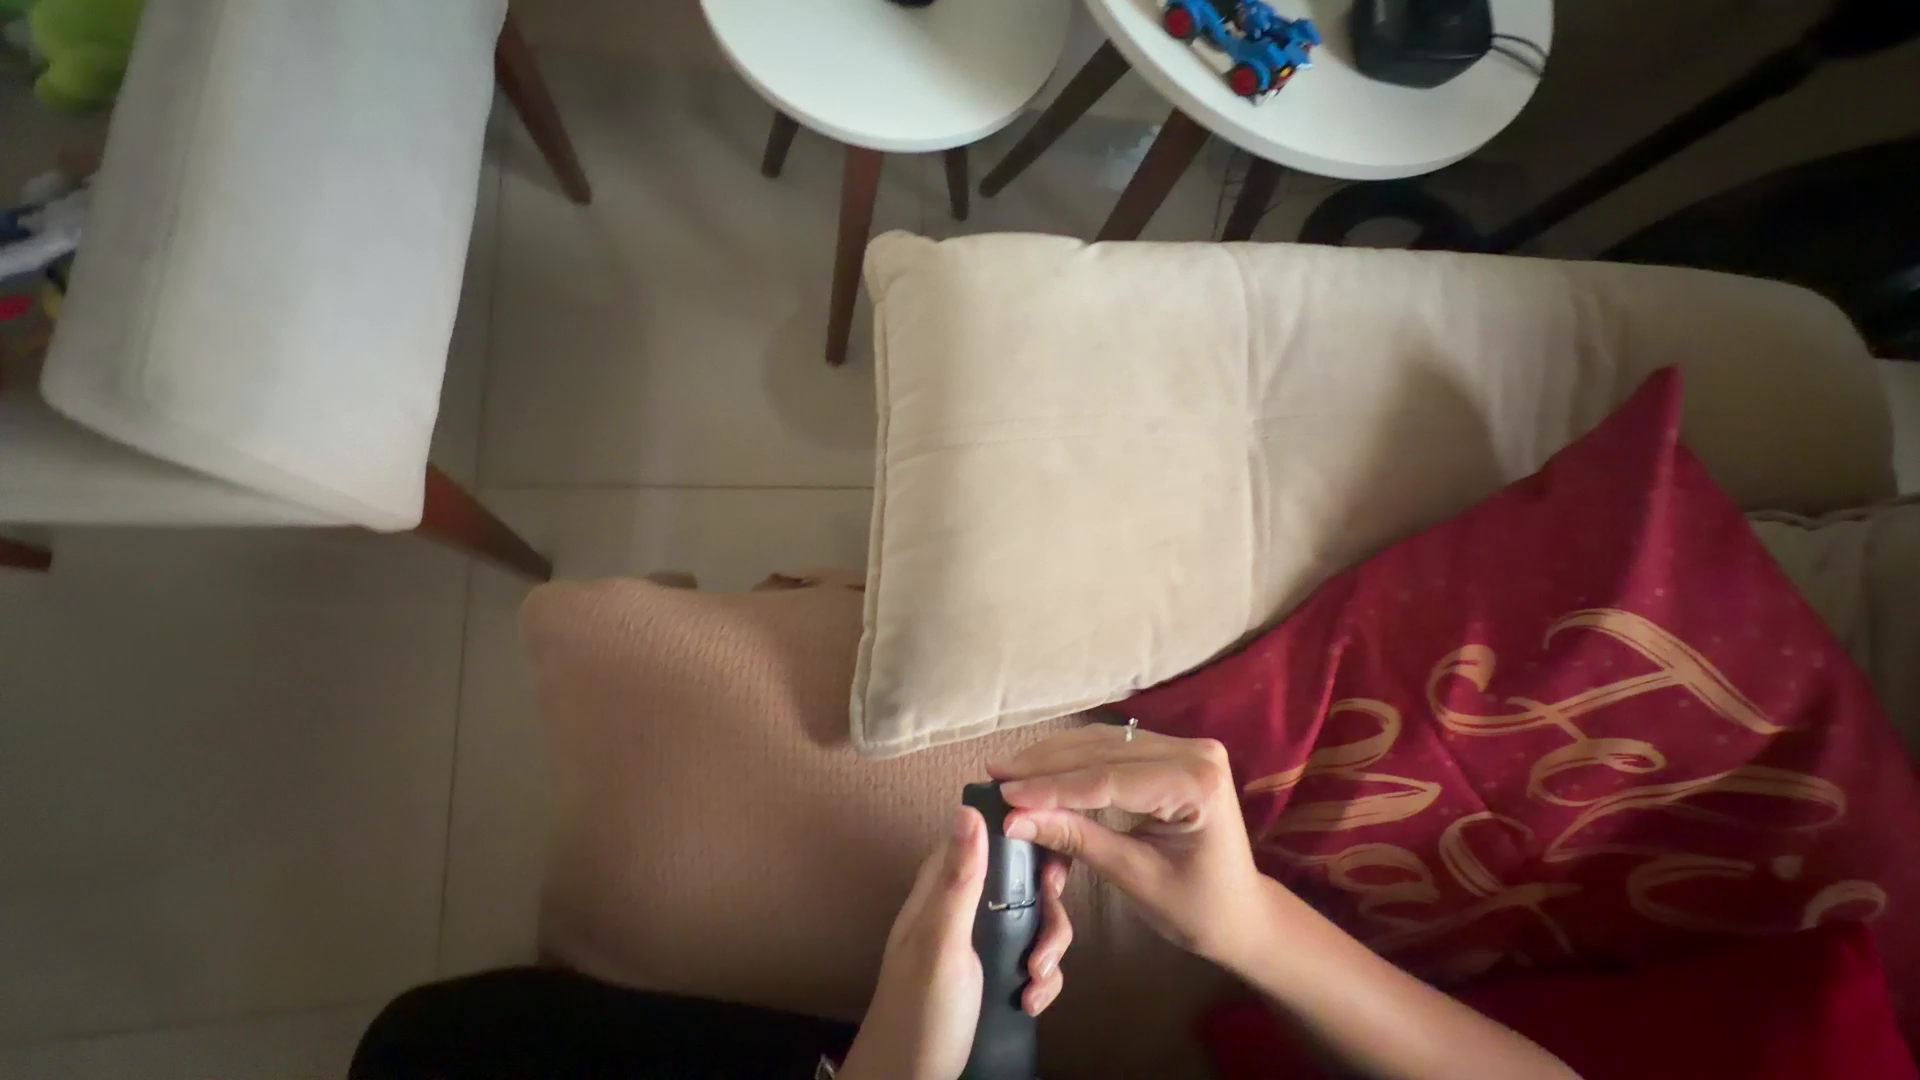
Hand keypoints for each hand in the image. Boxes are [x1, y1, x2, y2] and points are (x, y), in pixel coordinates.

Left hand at [839, 807, 1073, 1079]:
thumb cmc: (919, 1011)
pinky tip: (1032, 1001)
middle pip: (1025, 880)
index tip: (1056, 873)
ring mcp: (979, 937)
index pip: (992, 836)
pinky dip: (1042, 977)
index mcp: (944, 883)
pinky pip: (1033, 956)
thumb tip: (969, 808)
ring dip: (1047, 950)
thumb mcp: (942, 942)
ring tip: (1036, 983)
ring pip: (1034, 919)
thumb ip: (959, 879)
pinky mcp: (993, 970)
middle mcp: (963, 901)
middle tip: (1046, 947)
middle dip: (1048, 914)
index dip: (1030, 844)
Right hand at [989, 725, 1267, 965]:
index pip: (1108, 780)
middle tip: (994, 774)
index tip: (1003, 794)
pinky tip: (1039, 764)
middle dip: (1045, 766)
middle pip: (1103, 753)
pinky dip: (1072, 758)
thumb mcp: (1135, 878)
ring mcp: (1184, 747)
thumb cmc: (1197, 909)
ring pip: (1102, 742)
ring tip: (1008, 768)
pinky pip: (1112, 748)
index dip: (1051, 787)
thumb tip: (1013, 819)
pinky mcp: (1171, 752)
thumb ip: (1077, 840)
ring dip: (1052, 756)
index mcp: (1196, 784)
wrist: (1241, 915)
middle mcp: (1194, 752)